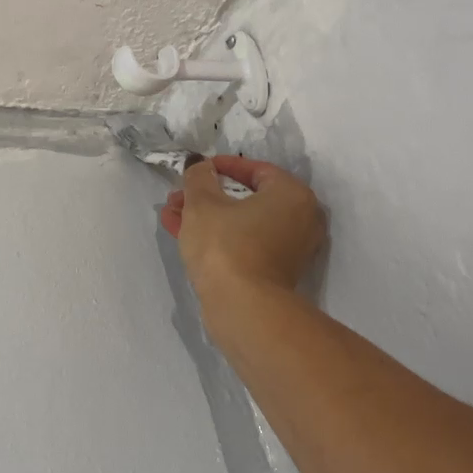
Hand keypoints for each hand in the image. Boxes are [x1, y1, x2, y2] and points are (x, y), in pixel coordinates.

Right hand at [160, 155, 324, 299]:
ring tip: (172, 214)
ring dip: (206, 217)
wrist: (242, 307)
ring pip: (241, 223)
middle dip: (207, 195)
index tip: (196, 169)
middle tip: (179, 195)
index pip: (257, 169)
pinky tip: (182, 234)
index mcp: (292, 195)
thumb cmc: (225, 245)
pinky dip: (218, 237)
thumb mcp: (202, 204)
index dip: (221, 166)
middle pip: (247, 198)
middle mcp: (300, 219)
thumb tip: (200, 165)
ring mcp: (289, 250)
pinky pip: (244, 244)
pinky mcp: (274, 273)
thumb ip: (198, 177)